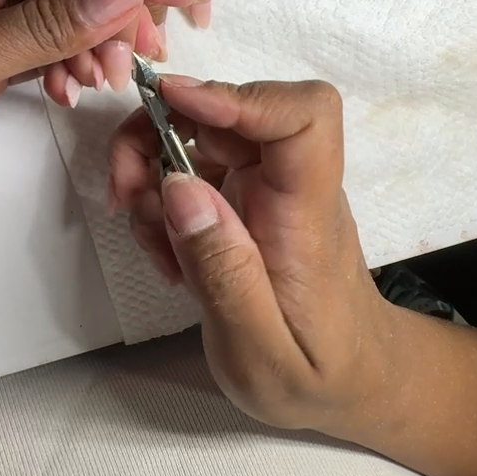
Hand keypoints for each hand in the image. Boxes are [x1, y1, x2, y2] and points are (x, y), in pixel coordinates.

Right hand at [108, 78, 395, 436]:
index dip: (237, 94)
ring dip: (147, 172)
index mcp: (307, 210)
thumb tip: (180, 186)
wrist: (354, 380)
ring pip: (193, 135)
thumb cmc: (319, 374)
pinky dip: (158, 200)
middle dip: (153, 134)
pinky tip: (165, 251)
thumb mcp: (262, 354)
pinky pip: (187, 169)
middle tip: (122, 192)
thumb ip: (224, 274)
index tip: (170, 102)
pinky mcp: (240, 194)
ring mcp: (262, 184)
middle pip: (222, 113)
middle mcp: (287, 182)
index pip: (301, 116)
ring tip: (150, 242)